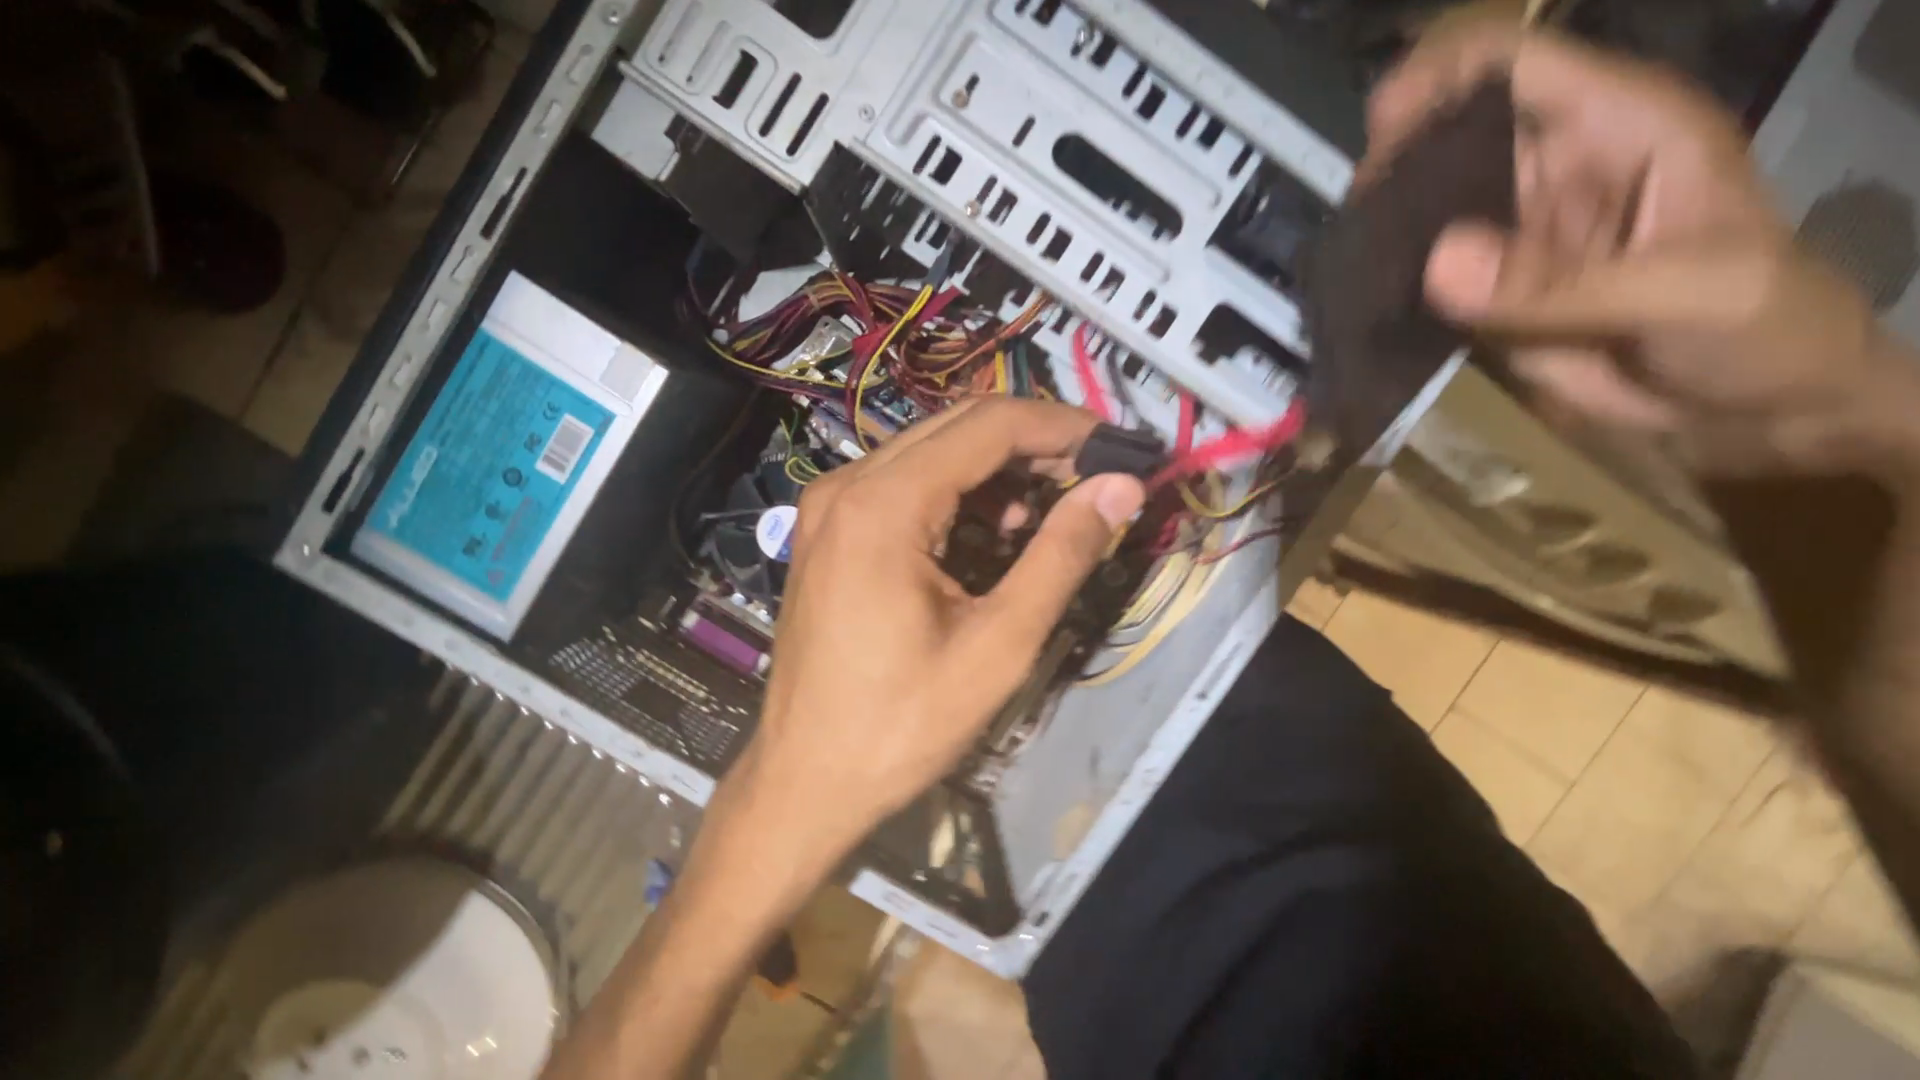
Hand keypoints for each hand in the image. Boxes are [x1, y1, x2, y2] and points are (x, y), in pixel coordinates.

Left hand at [736, 398, 1144, 852]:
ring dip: (996, 465)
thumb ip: (1061, 554)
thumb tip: (1121, 487)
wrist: (806, 779)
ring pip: (930, 449)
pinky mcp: (828, 531)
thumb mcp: (999, 644)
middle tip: (1096, 475)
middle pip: (957, 425)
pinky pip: (902, 482)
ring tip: (1053, 506)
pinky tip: (994, 529)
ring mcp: (829, 506)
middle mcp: (846, 485)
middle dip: (1033, 440)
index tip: (1120, 448)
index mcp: (883, 504)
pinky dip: (956, 490)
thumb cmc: (903, 724)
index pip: (989, 425)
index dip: (1062, 427)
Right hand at [1366, 22, 1919, 479]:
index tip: (1381, 137)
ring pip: (1422, 210)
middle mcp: (1550, 166)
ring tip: (1353, 275)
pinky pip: (1420, 279)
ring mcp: (1509, 233)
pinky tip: (1368, 311)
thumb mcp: (1685, 295)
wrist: (1752, 410)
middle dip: (1394, 171)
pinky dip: (1389, 292)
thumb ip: (1559, 284)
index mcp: (1615, 124)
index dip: (1439, 79)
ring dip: (1382, 237)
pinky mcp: (1482, 292)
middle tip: (1358, 230)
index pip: (1510, 64)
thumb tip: (1436, 267)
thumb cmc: (1760, 327)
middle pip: (1446, 135)